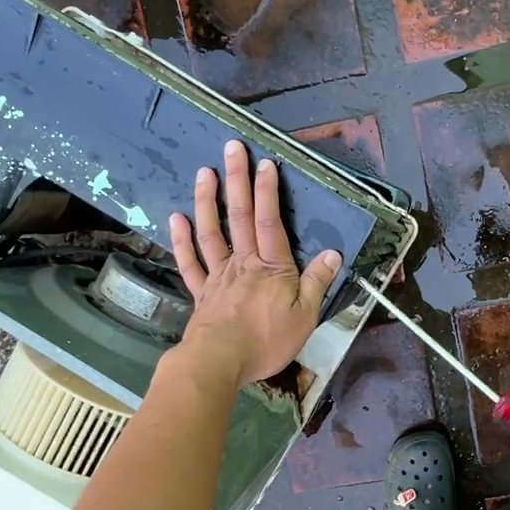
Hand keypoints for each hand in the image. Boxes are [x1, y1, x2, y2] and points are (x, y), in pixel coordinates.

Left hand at [169, 140, 340, 386]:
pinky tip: (177, 218)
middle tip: (231, 147)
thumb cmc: (266, 341)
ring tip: (205, 171)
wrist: (218, 362)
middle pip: (240, 216)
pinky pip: (191, 262)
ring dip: (209, 199)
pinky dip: (182, 239)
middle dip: (238, 180)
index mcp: (272, 267)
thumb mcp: (304, 316)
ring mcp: (218, 276)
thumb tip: (332, 254)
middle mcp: (243, 263)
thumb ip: (316, 283)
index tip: (265, 163)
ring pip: (212, 231)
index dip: (268, 191)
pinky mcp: (201, 292)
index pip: (270, 221)